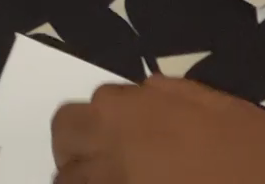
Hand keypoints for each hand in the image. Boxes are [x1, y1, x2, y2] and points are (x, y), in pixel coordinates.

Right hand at [52, 77, 264, 183]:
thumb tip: (109, 182)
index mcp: (122, 167)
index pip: (67, 178)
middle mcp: (130, 121)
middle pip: (67, 126)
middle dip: (75, 166)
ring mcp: (164, 99)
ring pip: (103, 105)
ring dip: (105, 138)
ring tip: (138, 176)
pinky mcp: (196, 90)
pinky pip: (145, 96)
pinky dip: (143, 122)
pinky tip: (176, 156)